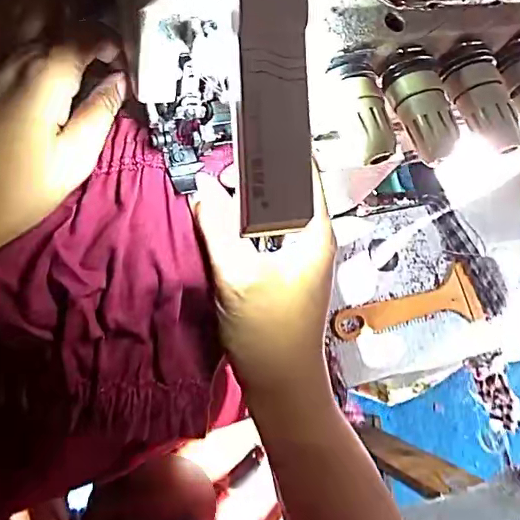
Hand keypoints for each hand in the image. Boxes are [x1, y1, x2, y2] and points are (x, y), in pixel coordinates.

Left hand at [0, 0, 125, 306]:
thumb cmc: (15, 191)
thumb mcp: (74, 158)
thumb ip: (99, 112)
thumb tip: (119, 81)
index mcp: (46, 71)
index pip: (87, 36)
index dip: (112, 39)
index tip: (127, 58)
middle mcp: (10, 54)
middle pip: (45, 7)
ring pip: (0, 10)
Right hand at [191, 166, 336, 405]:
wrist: (280, 387)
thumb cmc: (270, 337)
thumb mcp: (239, 276)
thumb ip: (218, 228)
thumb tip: (203, 186)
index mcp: (315, 232)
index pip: (303, 171)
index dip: (278, 148)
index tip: (250, 132)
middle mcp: (311, 238)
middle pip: (284, 187)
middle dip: (252, 174)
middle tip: (221, 167)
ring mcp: (297, 253)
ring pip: (270, 210)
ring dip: (244, 199)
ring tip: (217, 190)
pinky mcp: (280, 267)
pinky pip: (261, 231)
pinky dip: (242, 222)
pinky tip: (221, 224)